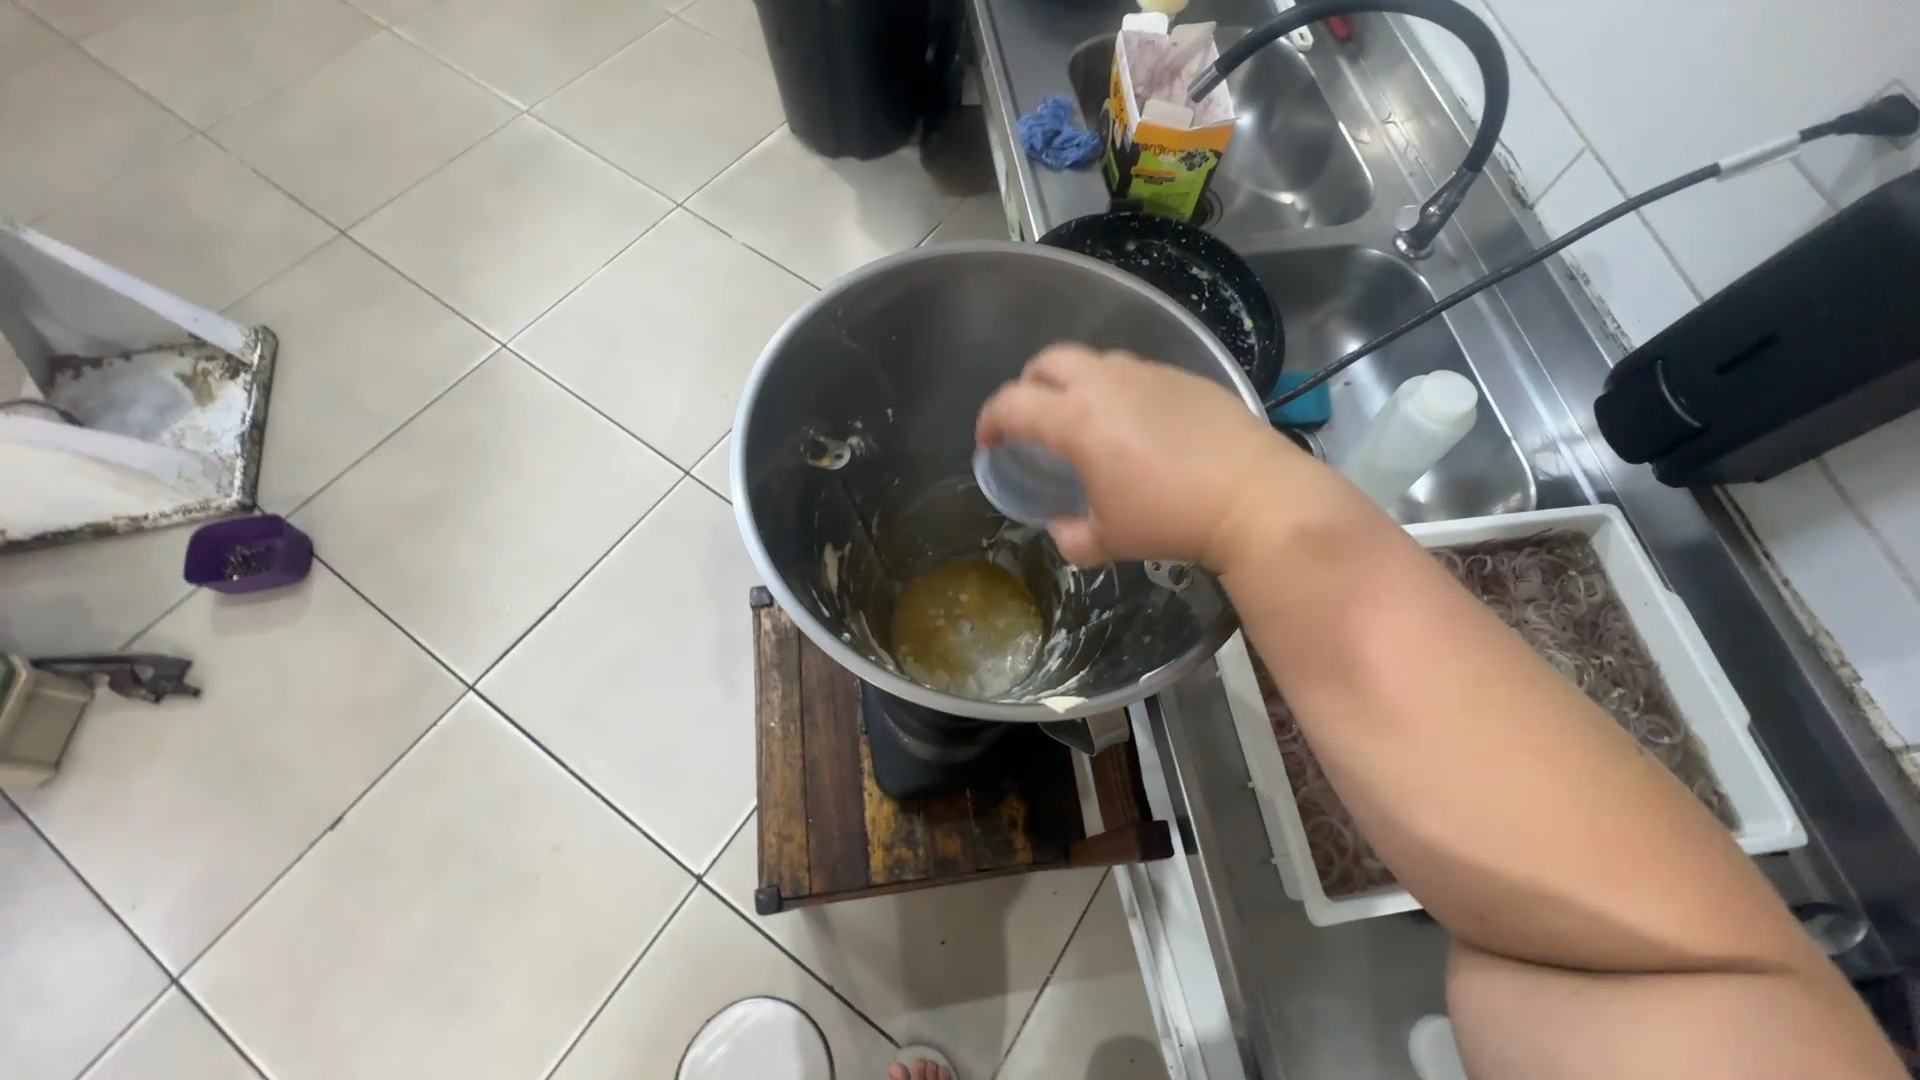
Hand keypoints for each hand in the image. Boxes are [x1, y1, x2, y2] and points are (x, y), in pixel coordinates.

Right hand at [976, 344, 1312, 568]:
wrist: (1253, 498)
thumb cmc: (1170, 519)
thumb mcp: (1110, 540)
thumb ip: (1072, 537)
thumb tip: (1061, 529)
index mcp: (1077, 420)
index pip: (1012, 403)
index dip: (990, 420)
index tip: (989, 441)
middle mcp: (1108, 384)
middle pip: (1048, 362)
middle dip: (1028, 386)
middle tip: (1031, 419)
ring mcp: (1149, 374)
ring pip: (1094, 361)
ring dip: (1075, 383)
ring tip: (1084, 419)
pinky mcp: (1184, 377)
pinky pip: (1135, 372)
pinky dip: (1118, 390)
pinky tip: (1136, 424)